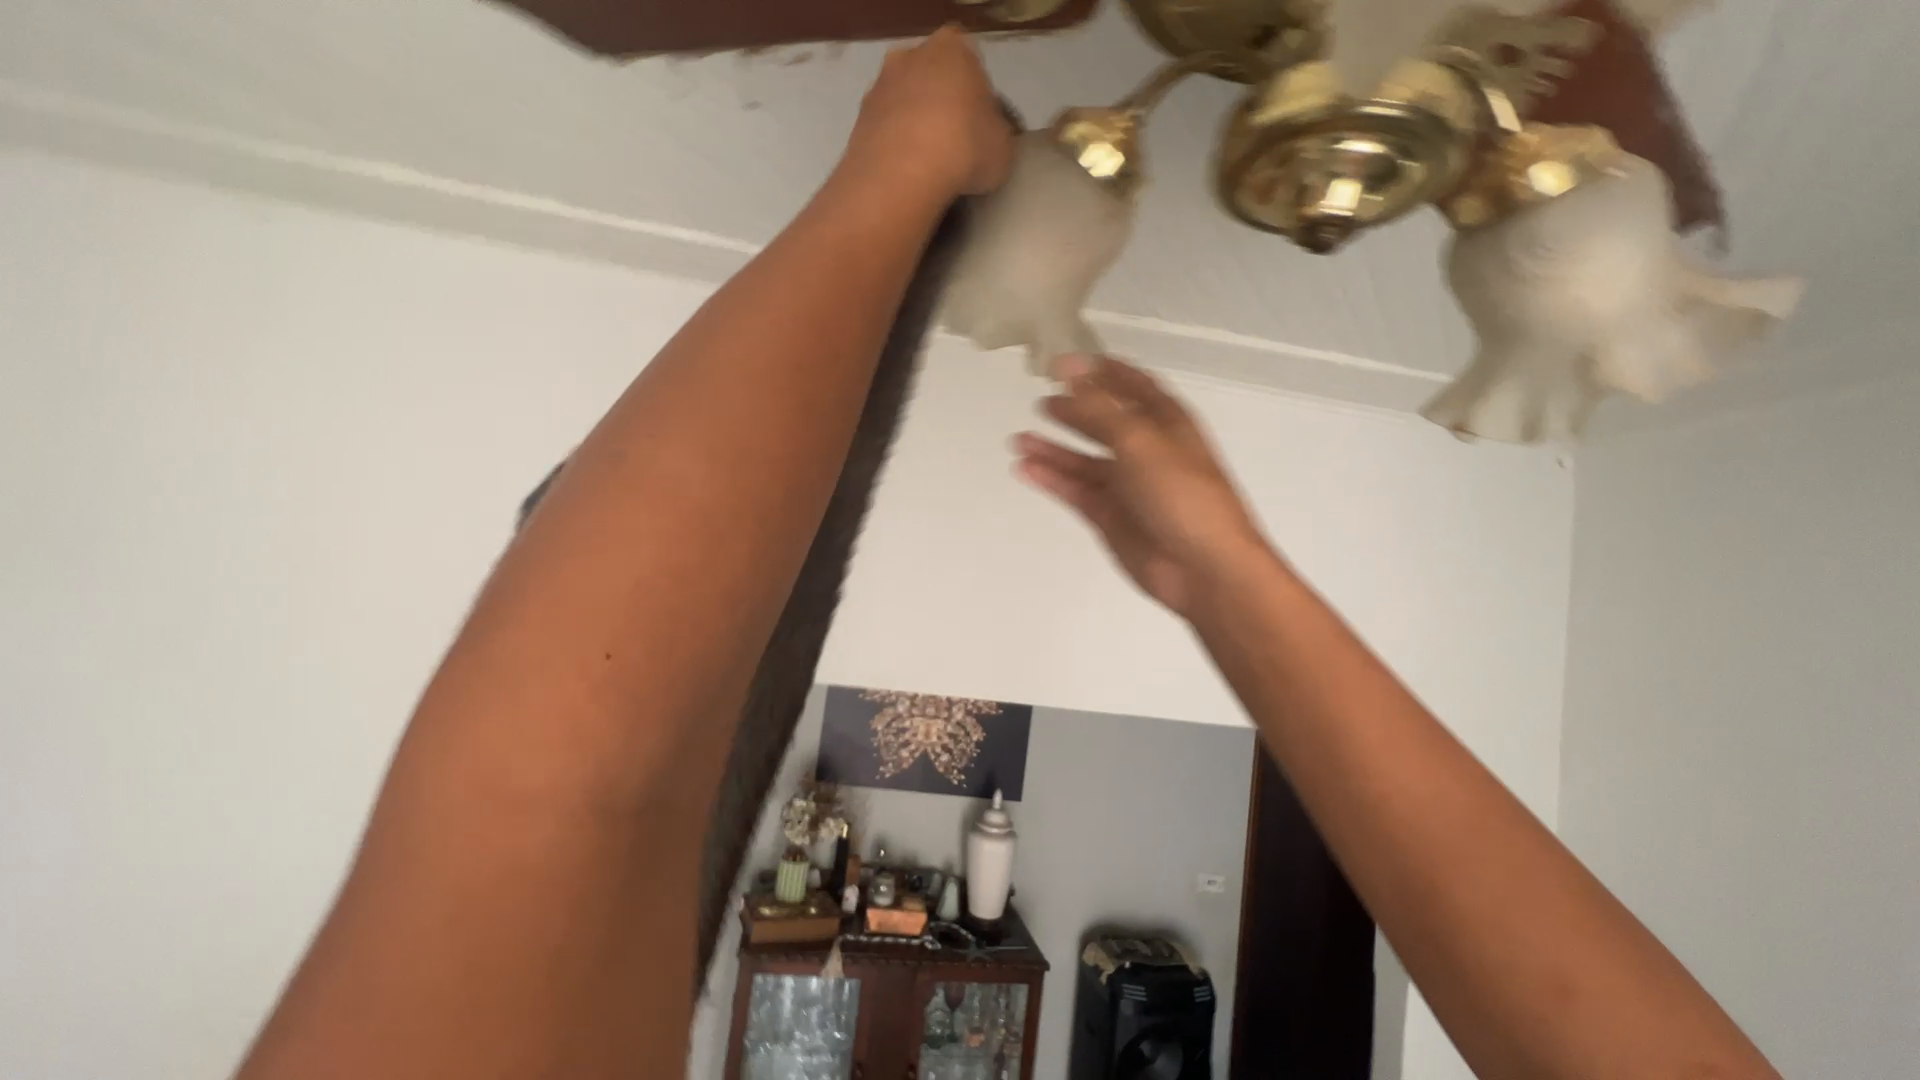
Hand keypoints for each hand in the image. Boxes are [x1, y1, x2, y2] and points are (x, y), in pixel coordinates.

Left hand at [841, 25, 1014, 199]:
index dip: (979, 99)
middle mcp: (912, 55)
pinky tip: (906, 173)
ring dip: (915, 125)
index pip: (972, 65)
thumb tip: (987, 138)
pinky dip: (894, 146)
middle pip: (933, 79)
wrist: (902, 174)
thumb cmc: (965, 149)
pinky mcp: (858, 118)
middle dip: (942, 106)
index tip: (981, 129)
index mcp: (954, 48)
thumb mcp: (1003, 147)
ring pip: (906, 103)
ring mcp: (880, 85)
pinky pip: (885, 129)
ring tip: (928, 166)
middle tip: (955, 145)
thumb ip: (996, 132)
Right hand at [1015, 356, 1271, 617]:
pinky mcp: (1110, 517)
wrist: (1202, 567)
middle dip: (1073, 410)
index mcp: (1167, 422)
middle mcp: (1146, 450)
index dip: (1103, 371)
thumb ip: (1098, 407)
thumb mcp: (1139, 440)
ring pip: (1083, 460)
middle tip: (1040, 400)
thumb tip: (1067, 367)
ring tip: (1019, 439)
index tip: (1067, 360)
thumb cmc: (1181, 493)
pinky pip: (1075, 490)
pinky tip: (1024, 468)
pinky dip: (1051, 479)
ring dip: (1054, 449)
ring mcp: (1127, 486)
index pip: (1133, 385)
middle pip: (1103, 422)